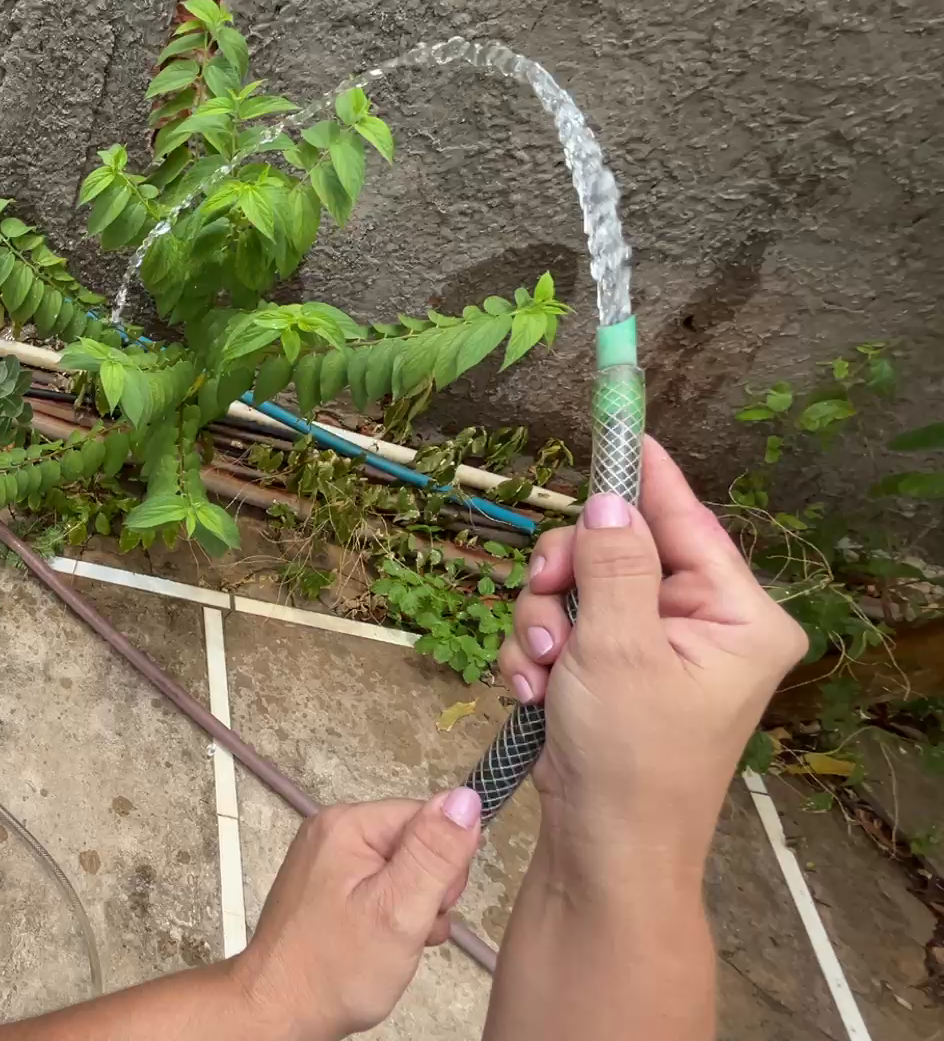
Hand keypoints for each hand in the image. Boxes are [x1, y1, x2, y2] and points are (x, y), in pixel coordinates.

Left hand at [231, 788, 482, 1038]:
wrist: (284, 1003)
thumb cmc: (335, 965)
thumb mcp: (399, 909)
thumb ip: (434, 854)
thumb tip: (465, 797)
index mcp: (346, 823)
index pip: (425, 816)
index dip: (443, 864)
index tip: (430, 902)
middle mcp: (333, 829)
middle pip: (415, 842)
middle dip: (427, 889)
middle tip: (408, 925)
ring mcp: (329, 855)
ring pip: (403, 869)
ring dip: (413, 907)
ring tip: (392, 938)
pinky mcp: (329, 881)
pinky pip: (382, 885)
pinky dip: (393, 914)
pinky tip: (381, 940)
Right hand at [497, 435, 805, 875]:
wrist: (601, 833)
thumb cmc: (632, 750)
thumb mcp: (620, 650)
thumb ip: (612, 567)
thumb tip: (606, 500)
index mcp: (733, 615)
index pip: (688, 525)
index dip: (649, 479)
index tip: (624, 430)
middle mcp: (691, 621)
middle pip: (606, 553)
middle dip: (560, 582)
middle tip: (545, 606)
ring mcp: (642, 643)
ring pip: (566, 589)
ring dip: (537, 625)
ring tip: (539, 671)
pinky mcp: (600, 663)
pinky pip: (550, 625)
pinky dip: (530, 652)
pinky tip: (532, 687)